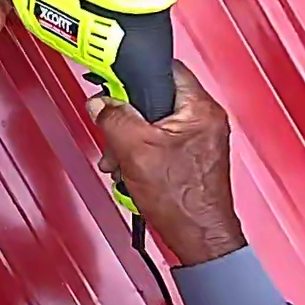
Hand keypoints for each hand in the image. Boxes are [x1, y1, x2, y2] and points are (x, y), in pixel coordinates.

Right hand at [87, 62, 246, 264]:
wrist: (197, 236)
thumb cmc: (182, 200)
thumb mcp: (135, 150)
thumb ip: (114, 118)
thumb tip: (100, 103)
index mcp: (199, 108)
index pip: (166, 69)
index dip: (135, 74)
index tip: (114, 82)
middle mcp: (205, 120)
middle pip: (155, 99)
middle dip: (127, 117)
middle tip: (114, 131)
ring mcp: (200, 139)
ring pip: (155, 123)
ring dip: (130, 139)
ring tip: (120, 158)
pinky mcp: (192, 157)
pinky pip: (160, 142)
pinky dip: (141, 153)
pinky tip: (131, 169)